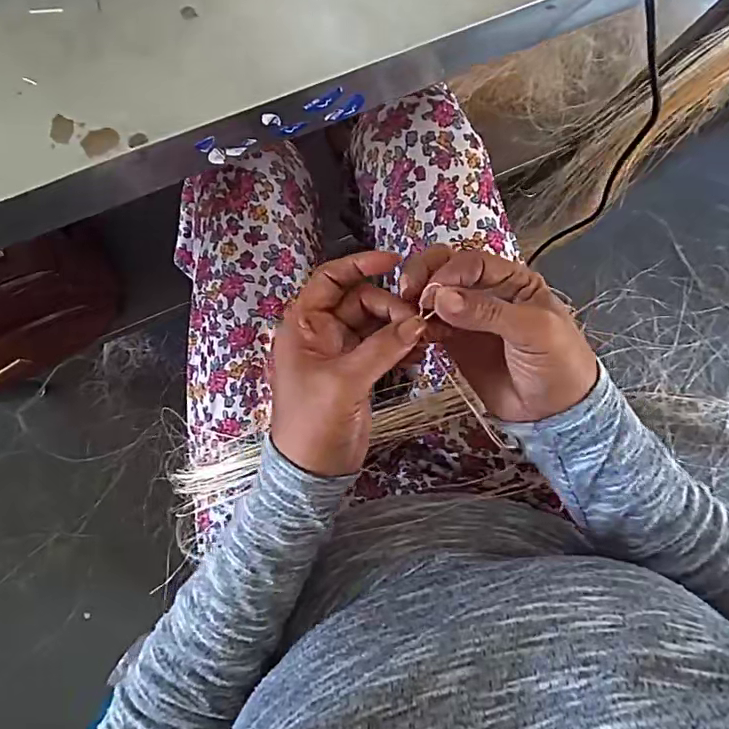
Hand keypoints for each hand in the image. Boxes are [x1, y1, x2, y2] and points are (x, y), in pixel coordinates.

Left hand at [269, 251, 429, 475]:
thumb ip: (380, 348)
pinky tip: (421, 351)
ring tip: (426, 337)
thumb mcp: (344, 381)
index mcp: (303, 325)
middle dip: (390, 305)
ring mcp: (340, 351)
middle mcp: (320, 332)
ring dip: (400, 325)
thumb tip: (416, 322)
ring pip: (375, 322)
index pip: (328, 279)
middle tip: (418, 323)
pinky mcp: (358, 370)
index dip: (358, 265)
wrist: (313, 469)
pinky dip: (401, 344)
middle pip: (359, 299)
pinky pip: (383, 345)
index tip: (393, 260)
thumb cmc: (313, 422)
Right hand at [397, 245, 597, 422]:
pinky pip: (426, 323)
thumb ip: (488, 312)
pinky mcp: (450, 338)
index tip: (432, 292)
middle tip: (408, 293)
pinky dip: (414, 325)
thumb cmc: (558, 365)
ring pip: (430, 292)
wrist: (553, 413)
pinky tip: (412, 335)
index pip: (471, 262)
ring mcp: (465, 315)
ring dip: (413, 298)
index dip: (448, 272)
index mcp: (512, 280)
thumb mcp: (534, 332)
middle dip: (423, 274)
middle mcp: (485, 291)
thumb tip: (440, 297)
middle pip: (444, 266)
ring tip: (406, 316)